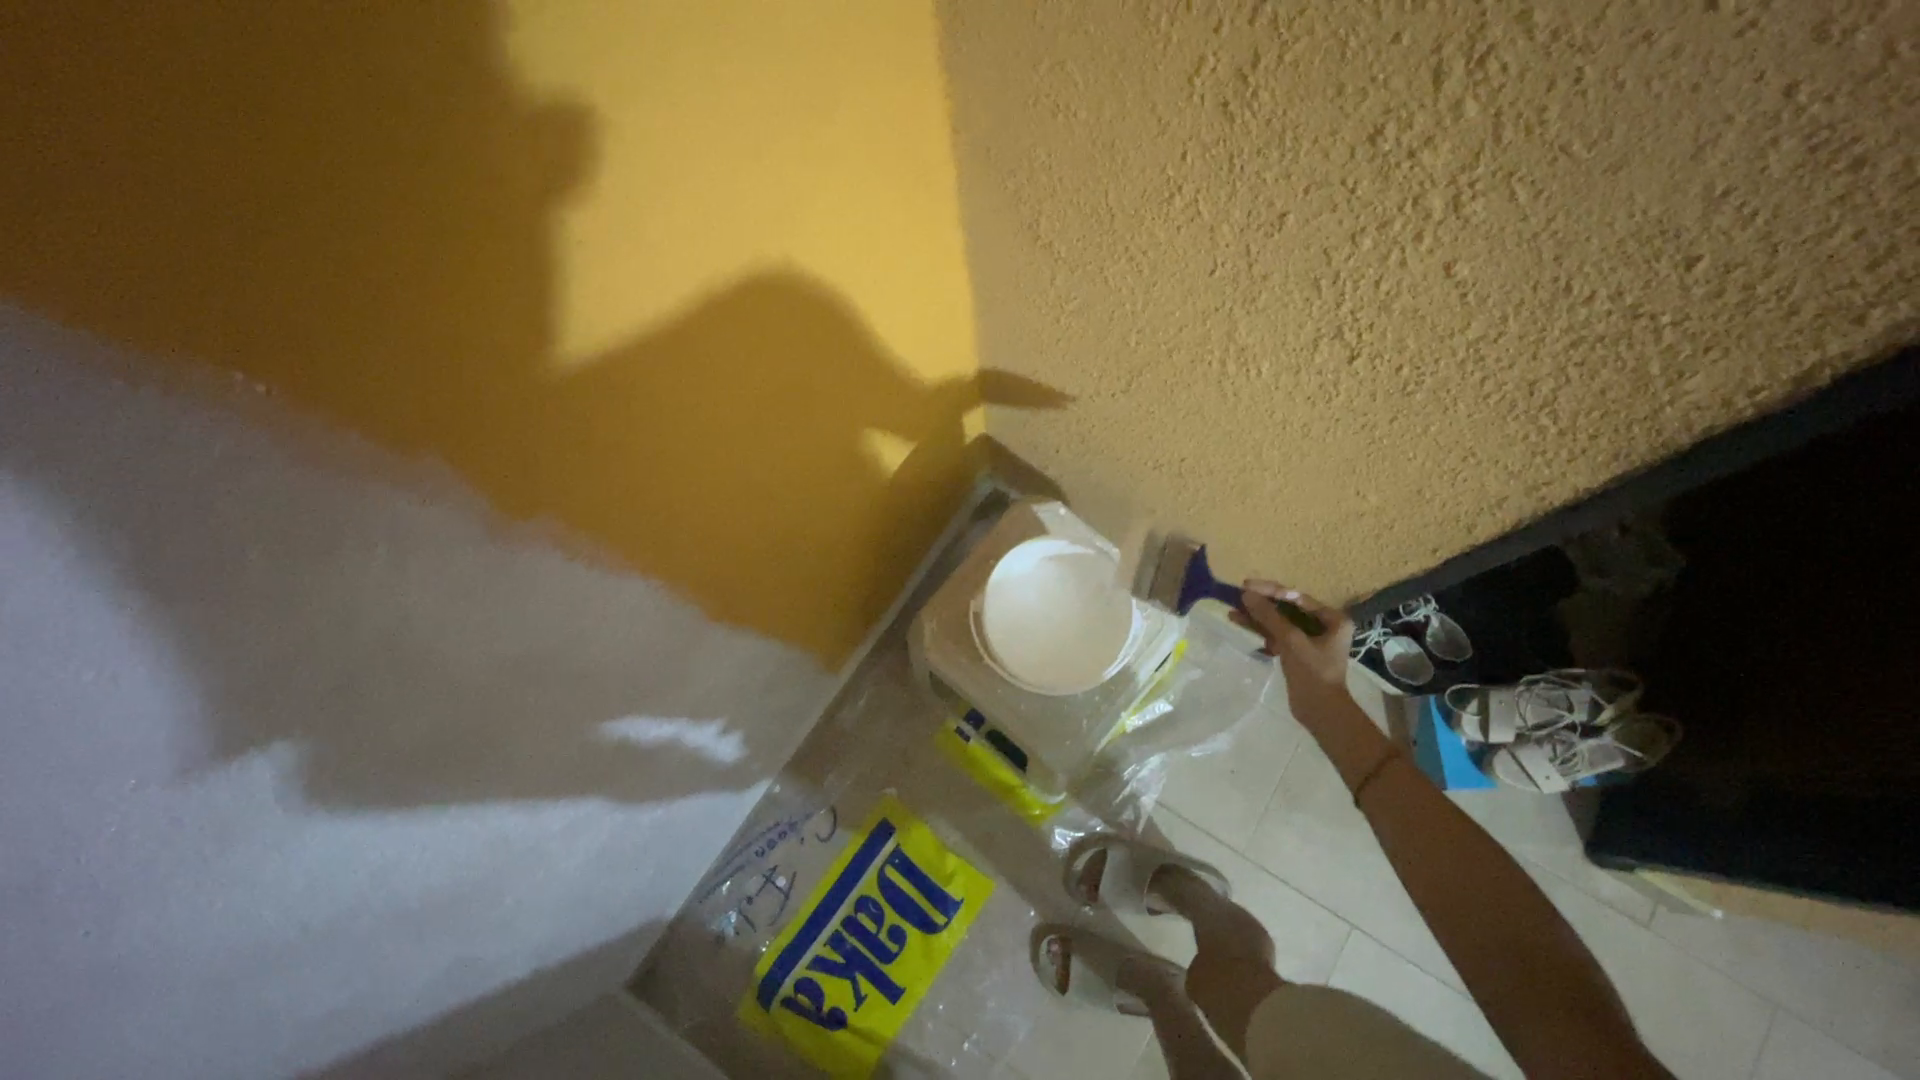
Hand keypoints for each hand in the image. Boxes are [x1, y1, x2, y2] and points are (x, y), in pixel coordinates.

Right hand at [1230, 581, 1354, 709]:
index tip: (1247, 585)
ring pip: (1280, 623)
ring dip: (1258, 618)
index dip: (1271, 591)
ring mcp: (1310, 640)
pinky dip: (1262, 631)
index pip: (1298, 598)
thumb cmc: (1313, 672)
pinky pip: (1278, 636)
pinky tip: (1242, 625)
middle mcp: (1324, 626)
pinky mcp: (1298, 653)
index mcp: (1333, 619)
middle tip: (1238, 596)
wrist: (1320, 710)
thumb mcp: (1291, 640)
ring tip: (1233, 612)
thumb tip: (1246, 594)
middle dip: (1263, 605)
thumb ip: (1270, 616)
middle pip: (1288, 609)